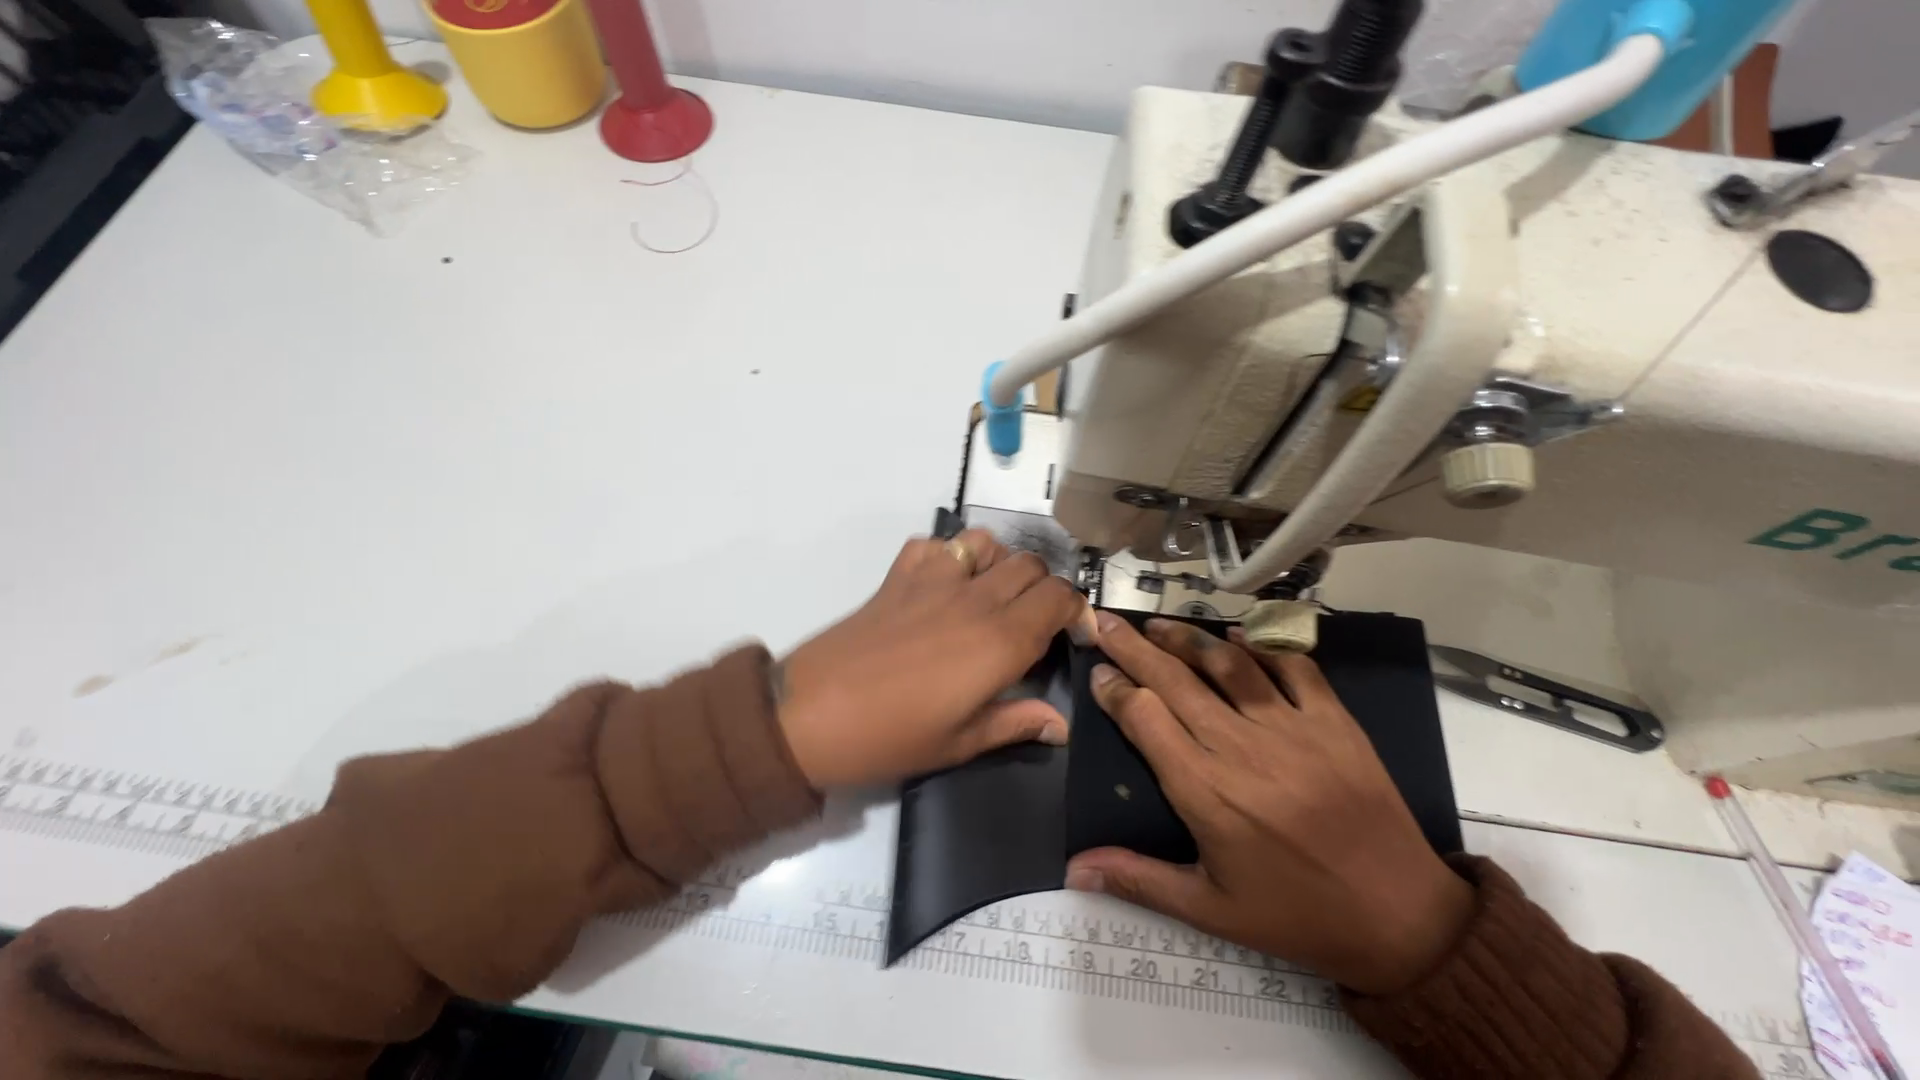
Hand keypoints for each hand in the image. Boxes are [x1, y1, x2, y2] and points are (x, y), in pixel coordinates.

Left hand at [775, 529, 1092, 789]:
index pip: (1060, 598)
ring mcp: (934, 580)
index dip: (1076, 611)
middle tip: (1034, 623)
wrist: (811, 714)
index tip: (1074, 635)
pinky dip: (949, 554)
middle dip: (1044, 588)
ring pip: (988, 543)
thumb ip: (1016, 723)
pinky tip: (944, 585)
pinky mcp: (898, 576)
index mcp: (1001, 641)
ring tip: (994, 598)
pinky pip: (935, 544)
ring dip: (1001, 563)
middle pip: (1031, 566)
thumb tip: (1061, 724)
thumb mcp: (961, 743)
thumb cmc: (892, 737)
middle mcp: (976, 598)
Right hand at [1064, 615, 1472, 994]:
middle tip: (1106, 622)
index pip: (1144, 718)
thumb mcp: (1210, 910)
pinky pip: (1293, 667)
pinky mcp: (1334, 721)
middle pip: (1175, 681)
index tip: (1097, 673)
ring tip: (1158, 624)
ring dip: (1187, 639)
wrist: (1400, 916)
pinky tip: (1237, 634)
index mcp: (1204, 791)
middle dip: (1134, 648)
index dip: (1115, 690)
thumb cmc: (1297, 915)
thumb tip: (1074, 869)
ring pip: (1227, 665)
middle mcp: (1240, 747)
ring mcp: (1291, 728)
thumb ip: (1139, 880)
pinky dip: (1262, 644)